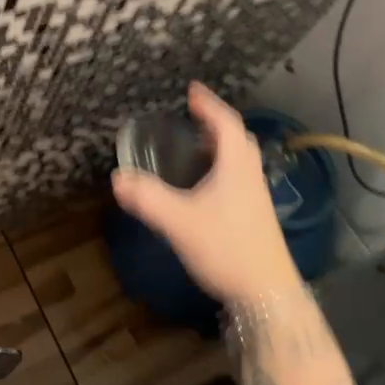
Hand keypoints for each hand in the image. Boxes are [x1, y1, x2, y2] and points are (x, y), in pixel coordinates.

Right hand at [111, 83, 300, 304]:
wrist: (267, 293)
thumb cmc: (227, 248)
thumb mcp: (180, 222)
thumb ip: (148, 199)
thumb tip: (117, 178)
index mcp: (235, 168)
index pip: (226, 124)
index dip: (209, 105)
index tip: (193, 90)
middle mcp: (250, 177)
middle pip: (238, 140)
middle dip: (216, 124)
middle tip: (193, 117)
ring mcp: (256, 198)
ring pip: (241, 161)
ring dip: (221, 147)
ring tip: (196, 146)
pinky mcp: (255, 218)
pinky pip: (239, 179)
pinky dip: (222, 169)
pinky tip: (204, 187)